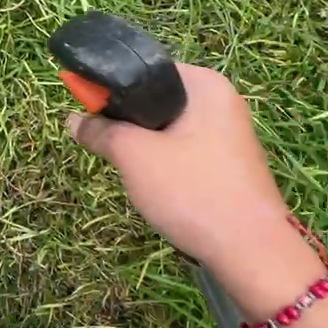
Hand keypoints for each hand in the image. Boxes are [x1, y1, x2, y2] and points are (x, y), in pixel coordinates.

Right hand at [67, 63, 292, 270]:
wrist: (254, 257)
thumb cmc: (193, 190)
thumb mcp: (131, 154)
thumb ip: (97, 129)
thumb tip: (73, 121)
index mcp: (205, 85)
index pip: (143, 71)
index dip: (111, 89)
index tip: (92, 112)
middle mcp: (220, 102)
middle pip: (152, 100)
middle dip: (127, 122)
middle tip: (113, 145)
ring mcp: (227, 135)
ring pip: (164, 128)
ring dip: (142, 145)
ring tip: (136, 169)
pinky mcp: (228, 164)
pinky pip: (181, 149)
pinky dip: (162, 162)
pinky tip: (157, 185)